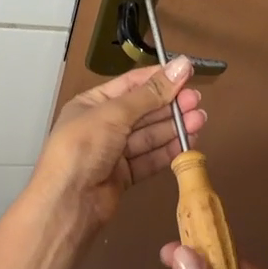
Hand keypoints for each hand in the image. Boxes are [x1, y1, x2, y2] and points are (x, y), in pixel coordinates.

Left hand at [29, 56, 204, 235]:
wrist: (67, 204)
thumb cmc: (83, 147)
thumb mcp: (115, 113)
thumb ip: (151, 93)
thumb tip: (182, 65)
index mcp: (92, 103)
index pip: (131, 85)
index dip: (159, 79)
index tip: (187, 74)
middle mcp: (103, 125)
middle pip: (143, 110)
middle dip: (170, 105)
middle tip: (197, 100)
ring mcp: (113, 152)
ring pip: (149, 135)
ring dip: (174, 127)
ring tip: (200, 119)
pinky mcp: (124, 176)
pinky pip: (149, 158)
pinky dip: (168, 151)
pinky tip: (188, 143)